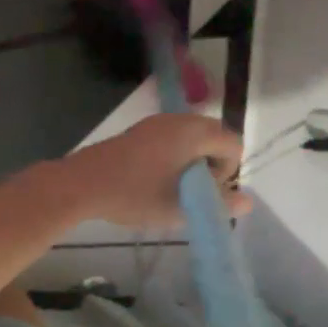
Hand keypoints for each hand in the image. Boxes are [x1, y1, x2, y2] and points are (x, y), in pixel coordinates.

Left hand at [62, 114, 248, 229]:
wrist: (79, 185)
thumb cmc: (134, 195)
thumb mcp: (180, 206)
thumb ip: (219, 204)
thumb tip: (248, 202)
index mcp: (194, 131)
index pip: (232, 143)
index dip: (228, 171)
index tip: (206, 192)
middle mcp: (176, 120)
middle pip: (211, 137)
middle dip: (210, 164)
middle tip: (191, 191)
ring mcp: (152, 124)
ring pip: (187, 139)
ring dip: (188, 161)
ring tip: (170, 189)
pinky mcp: (133, 133)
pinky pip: (165, 140)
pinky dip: (169, 157)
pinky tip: (150, 181)